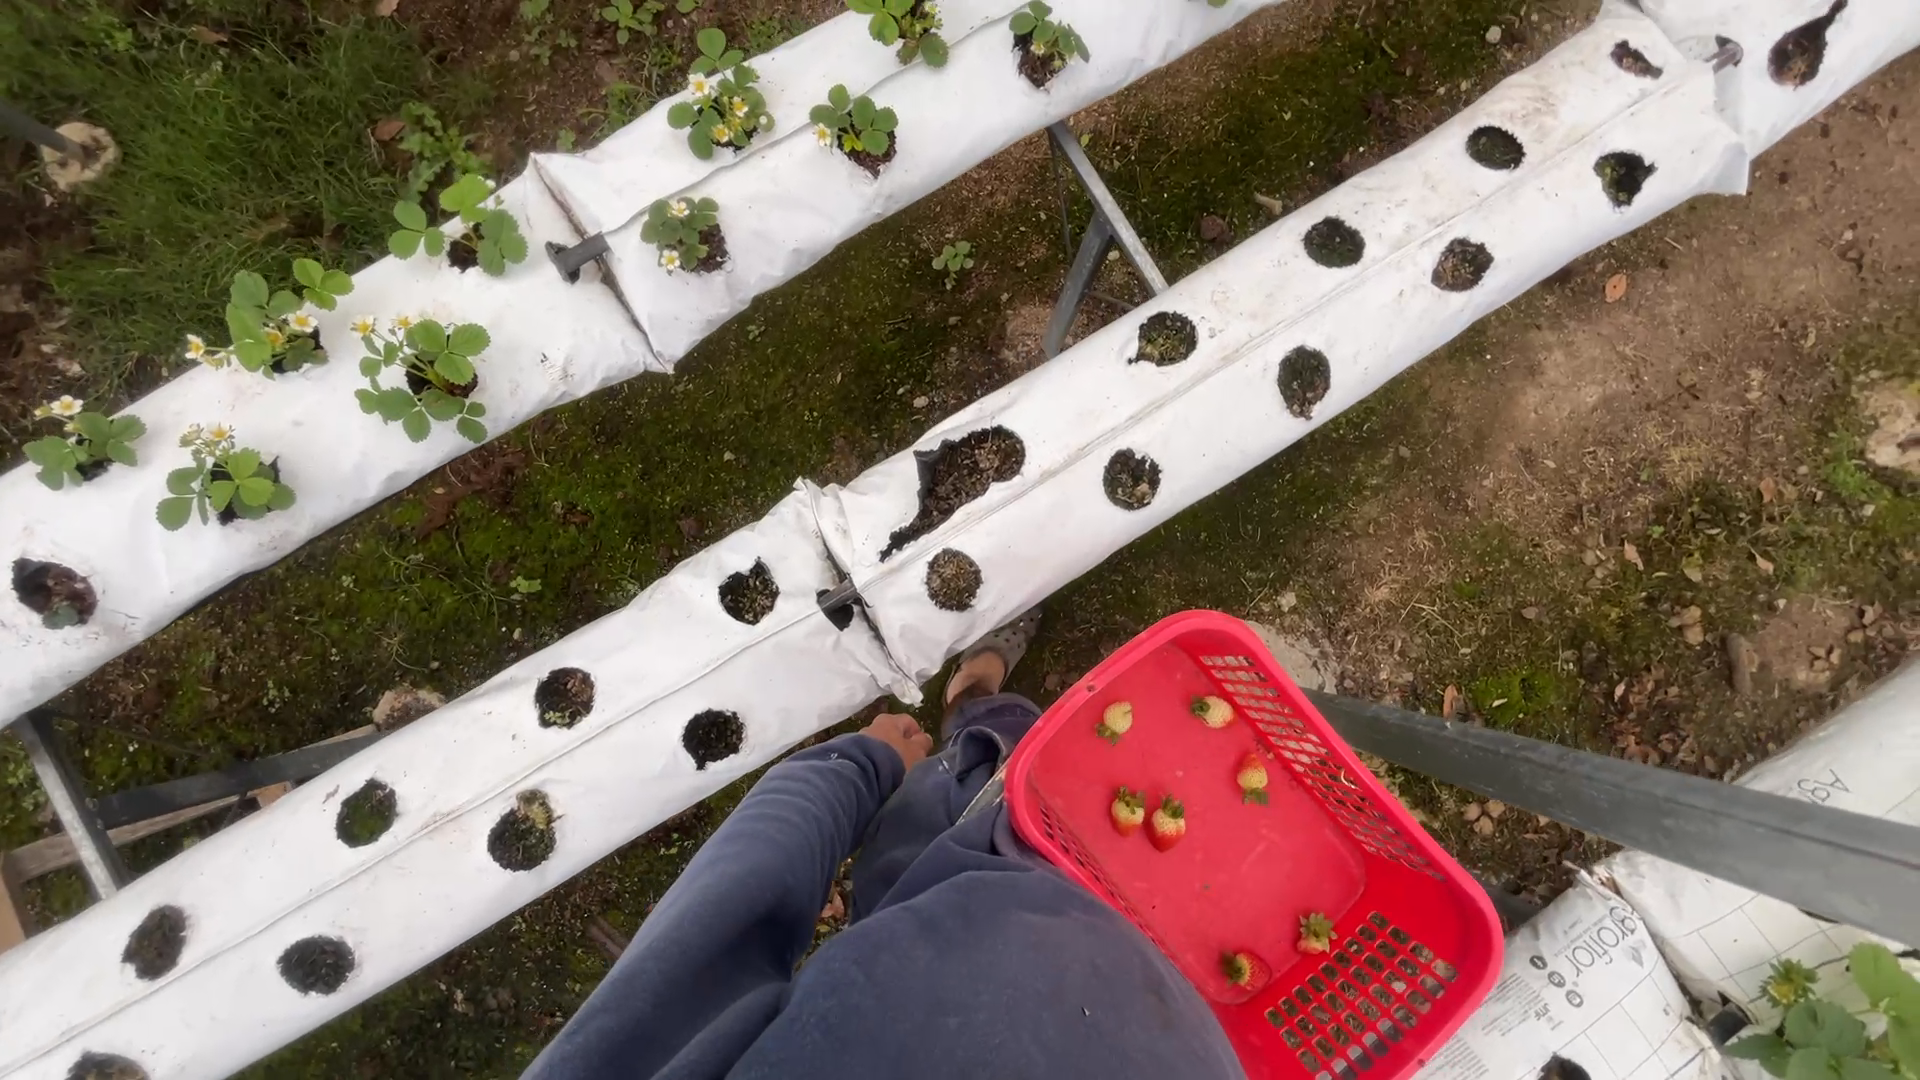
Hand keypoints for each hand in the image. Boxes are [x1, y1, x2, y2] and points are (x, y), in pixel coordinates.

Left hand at [860, 713, 932, 770]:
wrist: (862, 773)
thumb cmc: (894, 760)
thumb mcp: (916, 752)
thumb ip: (923, 743)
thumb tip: (924, 737)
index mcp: (891, 720)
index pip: (909, 722)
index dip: (917, 735)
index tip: (921, 750)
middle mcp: (874, 724)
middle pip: (892, 732)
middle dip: (899, 744)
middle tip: (907, 760)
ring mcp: (859, 738)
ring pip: (878, 743)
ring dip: (885, 753)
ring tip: (890, 770)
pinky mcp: (850, 753)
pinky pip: (867, 754)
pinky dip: (873, 761)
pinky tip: (877, 772)